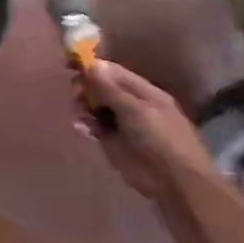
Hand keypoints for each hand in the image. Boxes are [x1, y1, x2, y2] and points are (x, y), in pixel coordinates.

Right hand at [75, 59, 218, 197]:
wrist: (172, 179)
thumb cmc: (160, 138)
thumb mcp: (135, 109)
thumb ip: (110, 88)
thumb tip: (92, 63)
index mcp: (142, 91)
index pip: (113, 72)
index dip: (93, 67)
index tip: (71, 65)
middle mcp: (130, 103)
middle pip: (101, 88)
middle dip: (86, 88)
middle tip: (76, 94)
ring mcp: (120, 123)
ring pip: (94, 107)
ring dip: (84, 106)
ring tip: (81, 113)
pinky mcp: (111, 141)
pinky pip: (93, 127)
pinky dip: (85, 125)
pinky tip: (81, 127)